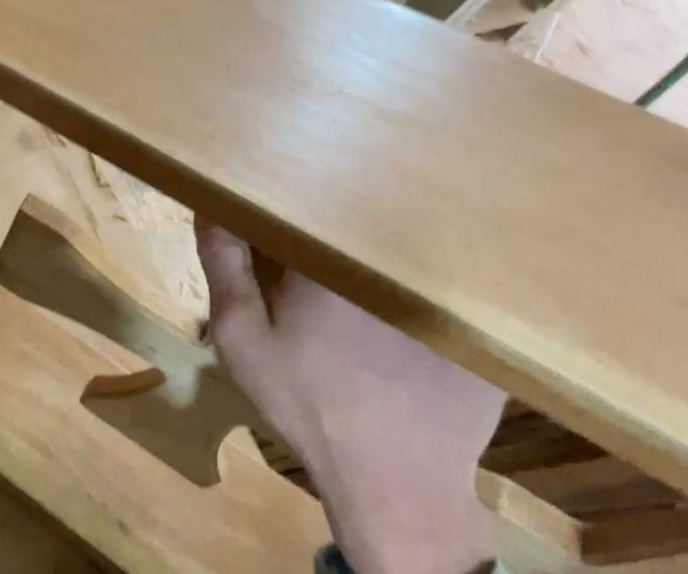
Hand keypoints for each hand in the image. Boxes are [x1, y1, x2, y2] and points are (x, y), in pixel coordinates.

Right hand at [196, 221, 504, 573]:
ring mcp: (445, 294)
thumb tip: (211, 205)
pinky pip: (440, 291)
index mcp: (331, 257)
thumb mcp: (242, 335)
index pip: (306, 203)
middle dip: (332, 227)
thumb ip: (223, 264)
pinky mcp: (477, 327)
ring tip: (358, 285)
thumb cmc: (307, 402)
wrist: (395, 483)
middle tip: (312, 256)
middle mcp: (393, 263)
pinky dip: (419, 294)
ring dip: (376, 256)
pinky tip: (403, 327)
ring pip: (401, 253)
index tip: (272, 217)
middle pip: (358, 222)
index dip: (287, 204)